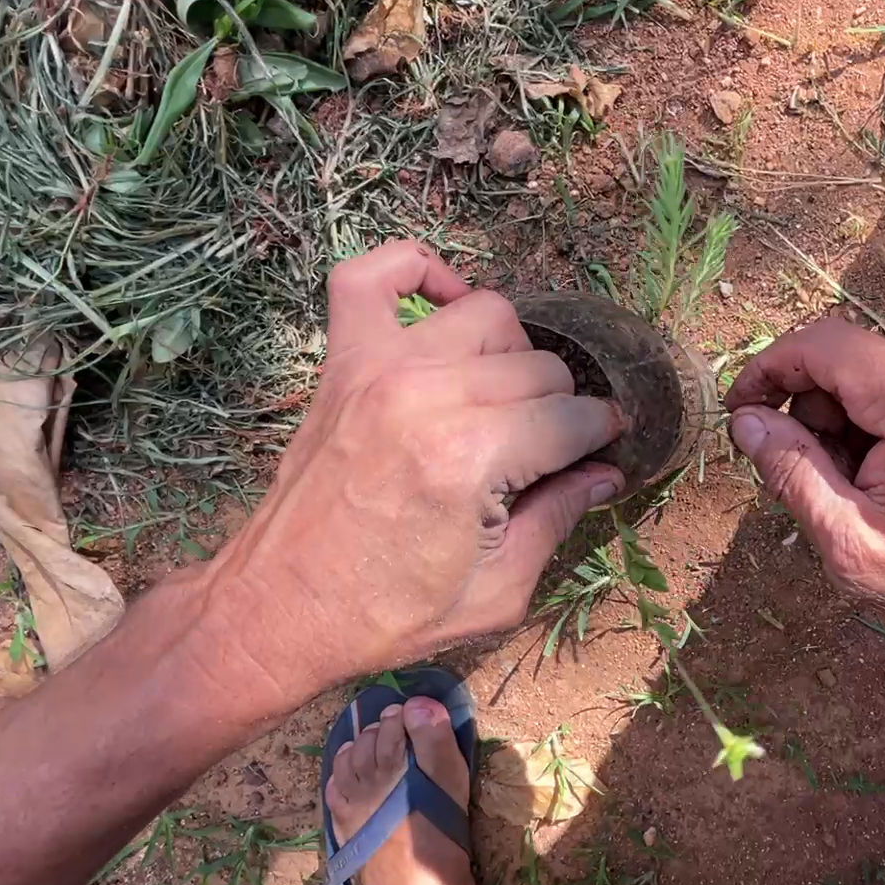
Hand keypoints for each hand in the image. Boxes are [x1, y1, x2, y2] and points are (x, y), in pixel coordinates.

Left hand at [199, 242, 624, 704]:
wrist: (276, 611)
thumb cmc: (389, 613)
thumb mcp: (498, 591)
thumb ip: (561, 517)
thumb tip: (608, 473)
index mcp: (467, 460)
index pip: (571, 419)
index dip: (602, 433)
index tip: (606, 445)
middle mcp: (426, 396)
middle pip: (539, 368)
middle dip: (562, 407)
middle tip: (549, 445)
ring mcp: (378, 367)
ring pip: (489, 315)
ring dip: (514, 354)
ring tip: (506, 396)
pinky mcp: (342, 361)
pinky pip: (375, 275)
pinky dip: (418, 270)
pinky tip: (446, 304)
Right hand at [724, 319, 884, 673]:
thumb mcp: (852, 544)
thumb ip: (790, 472)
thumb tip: (745, 422)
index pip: (820, 345)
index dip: (765, 370)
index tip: (739, 408)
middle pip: (845, 361)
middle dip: (812, 414)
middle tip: (818, 479)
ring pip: (872, 372)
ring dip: (846, 422)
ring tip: (865, 488)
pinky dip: (880, 421)